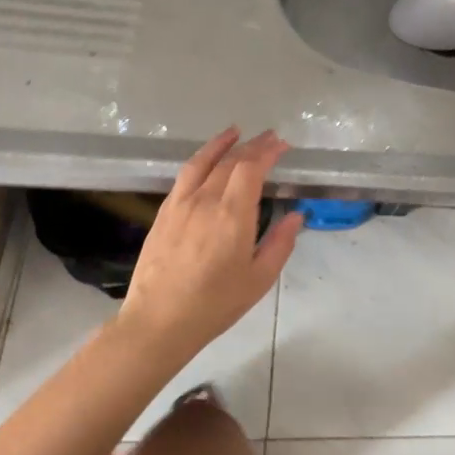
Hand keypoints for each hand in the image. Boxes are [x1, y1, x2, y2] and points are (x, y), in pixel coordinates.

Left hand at [119, 128, 304, 352]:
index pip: (251, 168)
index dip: (268, 152)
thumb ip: (280, 243)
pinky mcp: (164, 213)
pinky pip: (184, 176)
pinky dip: (200, 159)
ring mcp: (180, 204)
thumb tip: (296, 215)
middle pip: (230, 161)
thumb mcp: (259, 279)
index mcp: (233, 215)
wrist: (159, 321)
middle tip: (270, 138)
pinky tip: (206, 160)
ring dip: (223, 144)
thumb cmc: (215, 304)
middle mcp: (206, 201)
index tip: (282, 145)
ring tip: (236, 133)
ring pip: (203, 163)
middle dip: (252, 146)